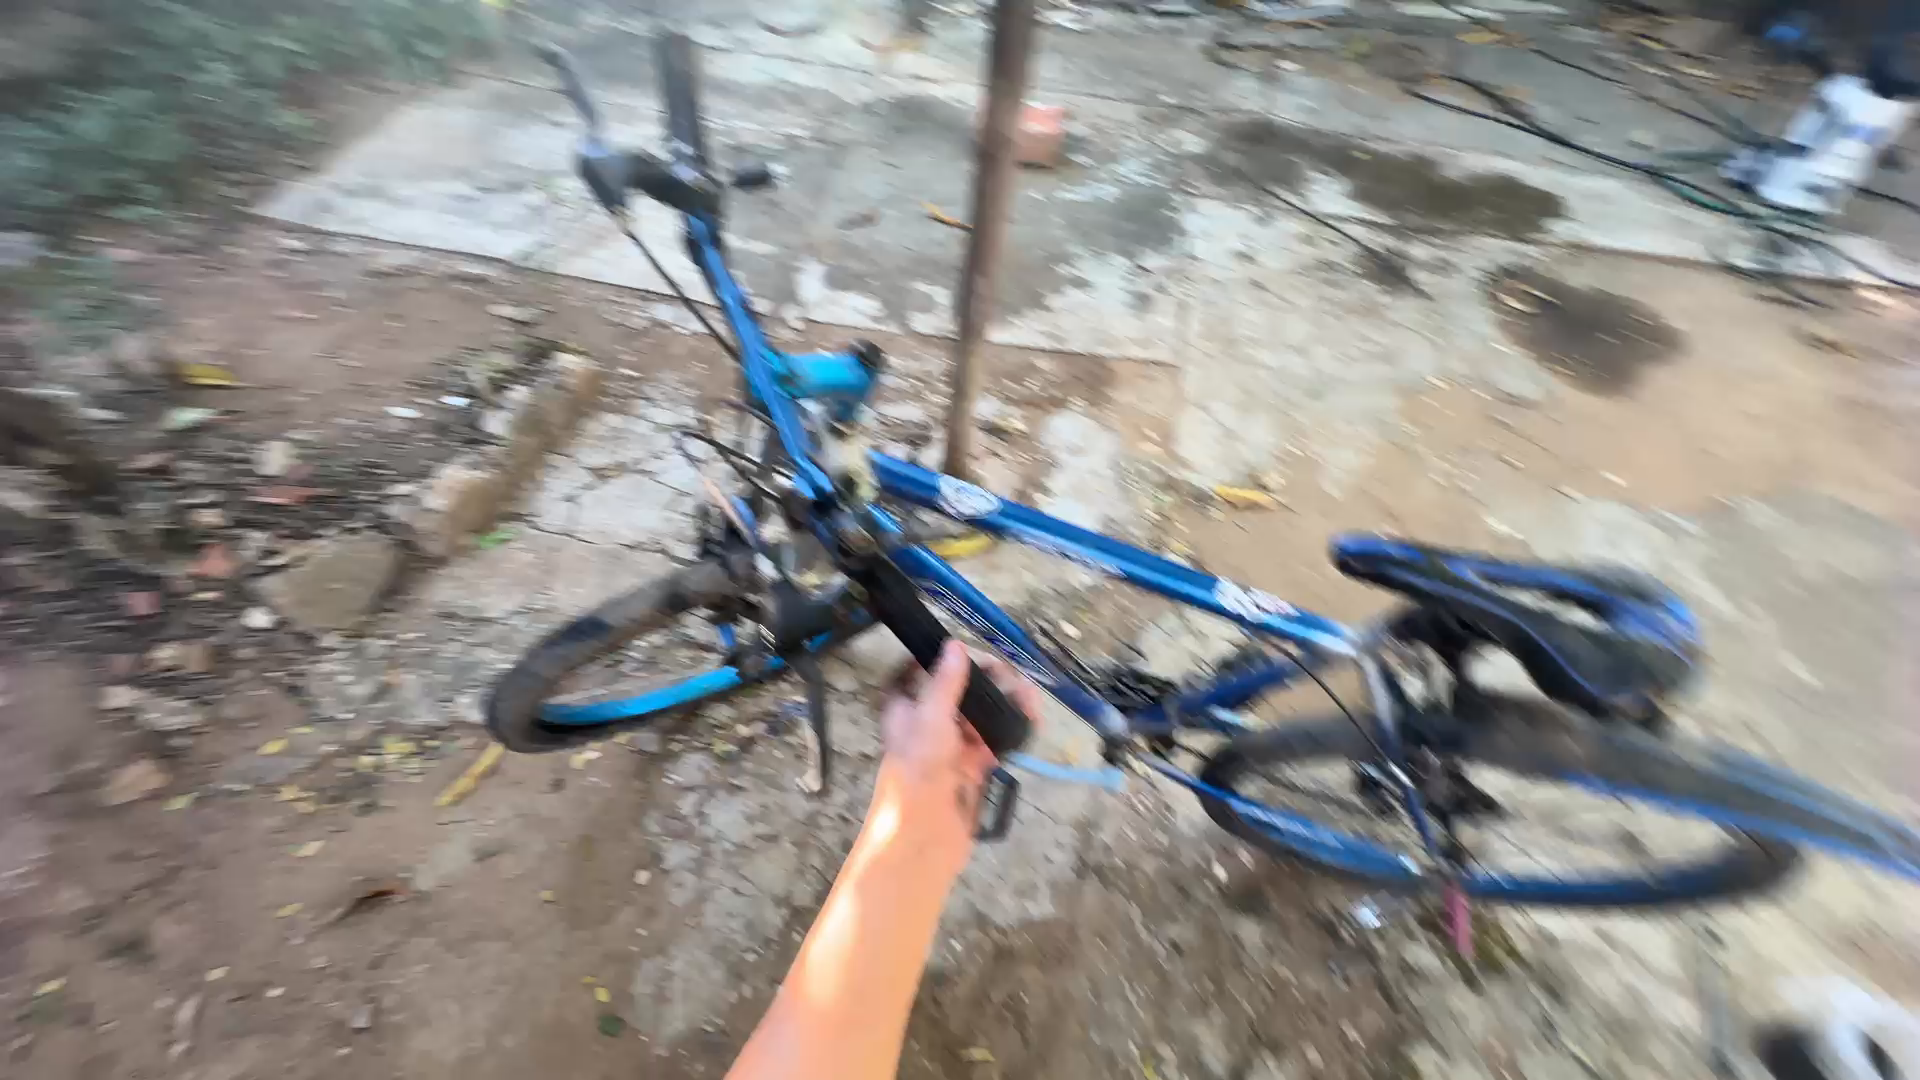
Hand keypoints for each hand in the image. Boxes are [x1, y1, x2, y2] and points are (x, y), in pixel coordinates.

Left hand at [868, 640, 1041, 866]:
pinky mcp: (974, 766)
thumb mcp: (931, 717)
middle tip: (1013, 677)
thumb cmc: (919, 769)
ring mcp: (953, 745)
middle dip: (989, 679)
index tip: (978, 654)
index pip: (925, 669)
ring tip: (1030, 697)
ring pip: (982, 713)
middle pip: (960, 689)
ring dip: (1006, 701)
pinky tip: (1032, 718)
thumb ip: (946, 682)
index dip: (950, 658)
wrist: (925, 837)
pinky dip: (1014, 727)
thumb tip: (956, 645)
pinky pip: (996, 739)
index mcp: (906, 706)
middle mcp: (928, 722)